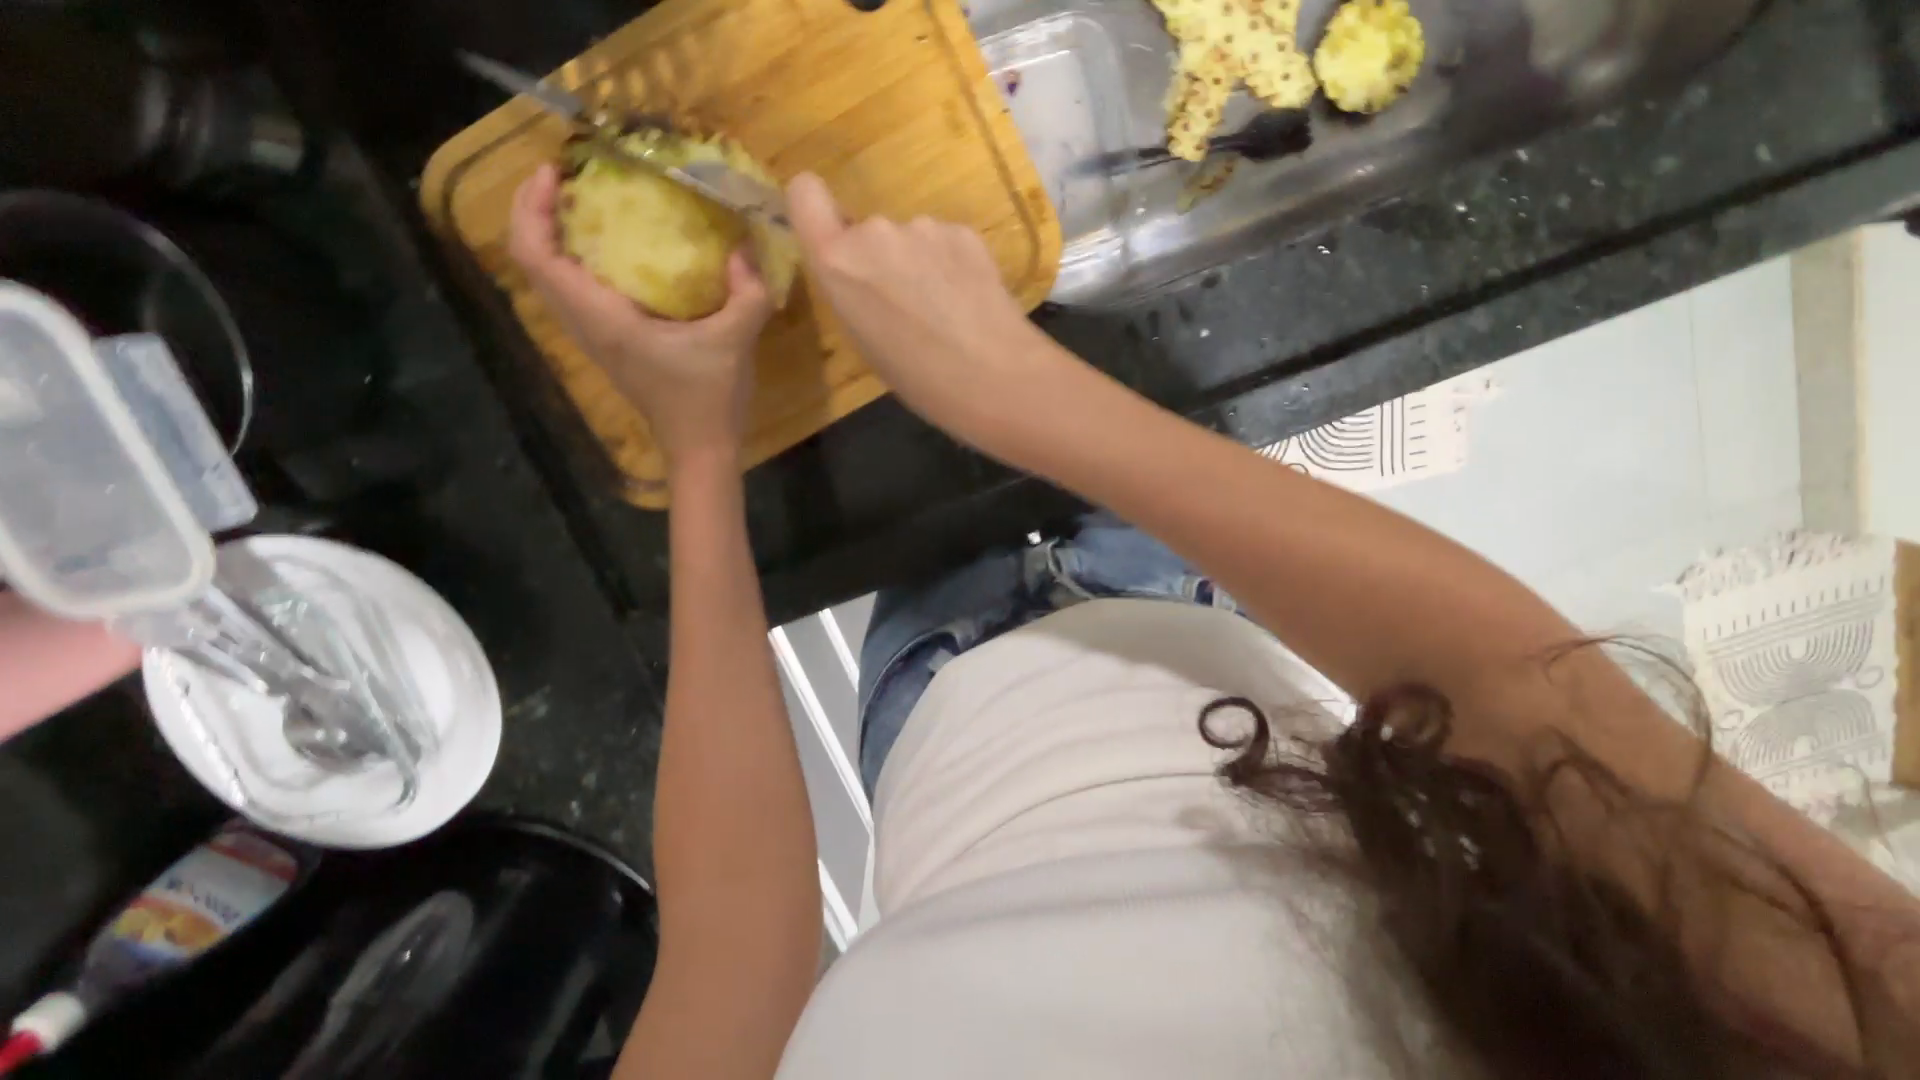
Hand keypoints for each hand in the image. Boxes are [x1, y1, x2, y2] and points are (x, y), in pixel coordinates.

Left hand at [508, 164, 773, 467]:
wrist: (701, 448)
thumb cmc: (711, 397)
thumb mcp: (736, 340)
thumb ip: (747, 290)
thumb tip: (745, 244)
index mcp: (604, 319)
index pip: (539, 257)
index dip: (533, 209)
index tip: (556, 173)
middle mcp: (586, 325)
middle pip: (531, 260)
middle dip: (535, 211)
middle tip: (564, 176)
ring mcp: (593, 337)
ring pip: (547, 277)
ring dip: (551, 235)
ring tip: (578, 203)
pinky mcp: (607, 343)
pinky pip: (571, 291)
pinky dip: (573, 259)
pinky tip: (608, 247)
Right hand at [786, 172, 1063, 441]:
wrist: (993, 376)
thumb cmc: (917, 377)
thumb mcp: (863, 339)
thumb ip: (853, 290)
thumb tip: (865, 274)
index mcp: (837, 261)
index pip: (805, 193)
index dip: (815, 207)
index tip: (831, 233)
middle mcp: (874, 231)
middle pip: (866, 230)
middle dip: (880, 258)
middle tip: (905, 306)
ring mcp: (923, 227)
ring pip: (910, 238)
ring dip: (919, 263)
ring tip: (943, 310)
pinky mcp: (964, 232)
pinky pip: (945, 243)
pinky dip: (952, 264)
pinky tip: (969, 300)